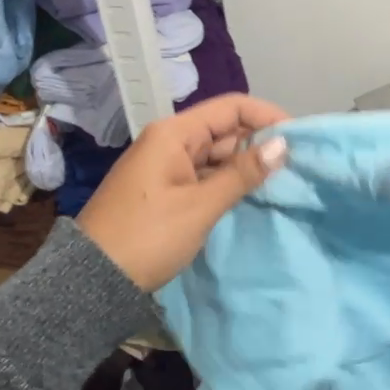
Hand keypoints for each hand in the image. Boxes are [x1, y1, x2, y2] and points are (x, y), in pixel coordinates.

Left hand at [75, 94, 290, 289]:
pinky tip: (250, 196)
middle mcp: (170, 141)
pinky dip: (227, 182)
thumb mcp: (200, 206)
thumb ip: (243, 174)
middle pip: (225, 129)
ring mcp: (165, 166)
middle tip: (296, 165)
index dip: (267, 116)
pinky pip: (204, 175)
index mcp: (174, 133)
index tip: (299, 138)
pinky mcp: (164, 190)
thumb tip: (283, 145)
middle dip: (259, 143)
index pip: (231, 107)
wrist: (89, 283)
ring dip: (245, 165)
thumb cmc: (147, 237)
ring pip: (216, 154)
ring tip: (281, 181)